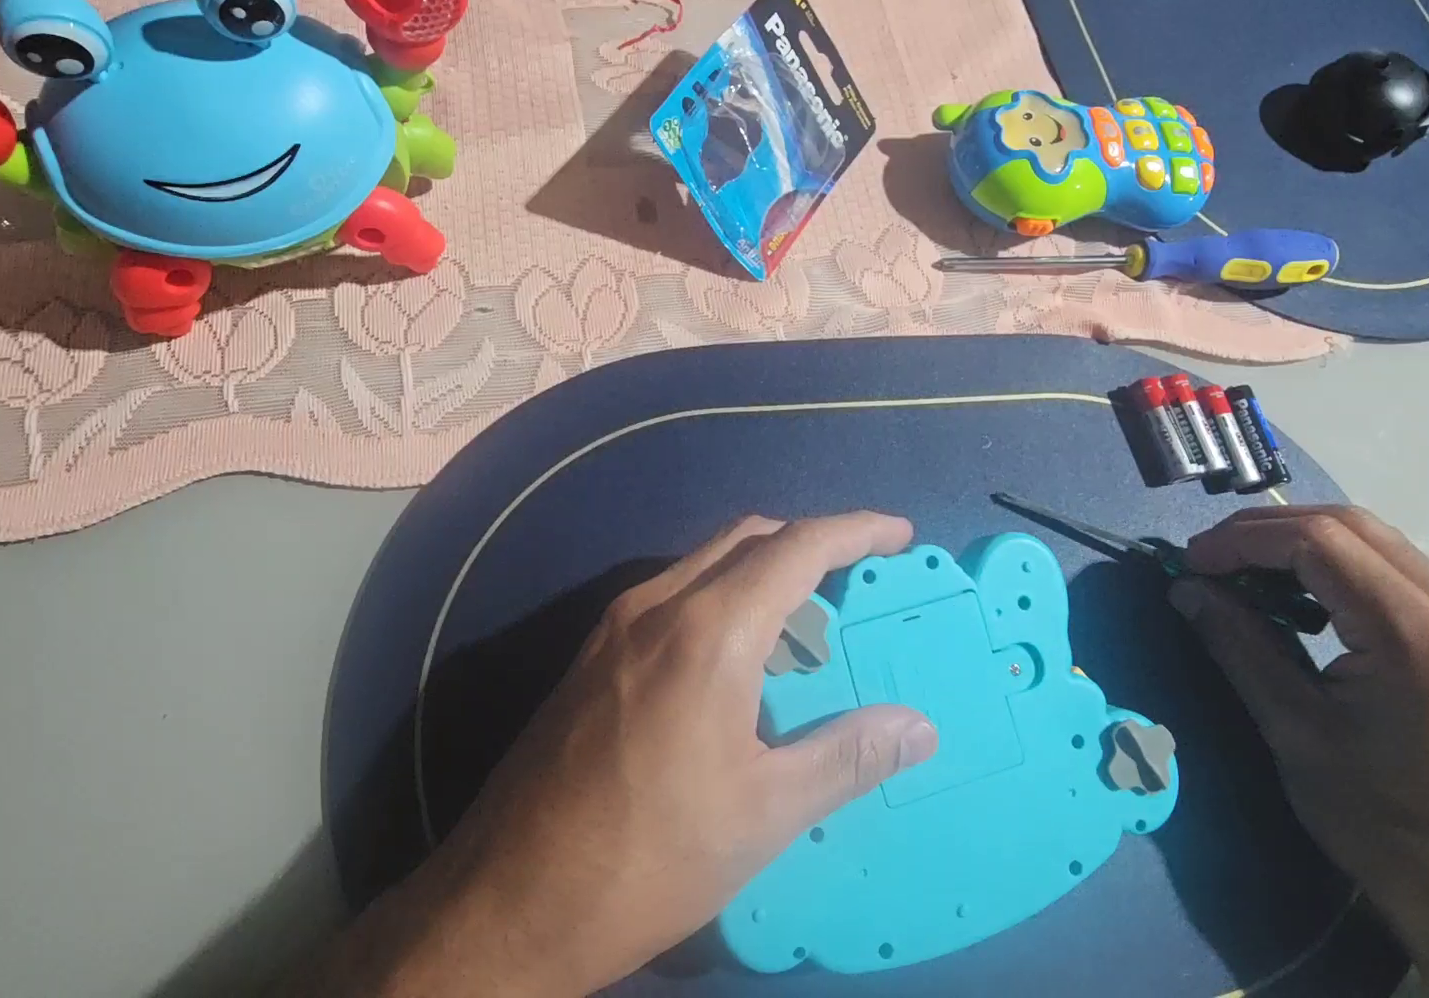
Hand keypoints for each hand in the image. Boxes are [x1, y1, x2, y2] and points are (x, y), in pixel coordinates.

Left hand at [292, 512, 938, 997]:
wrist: (510, 898)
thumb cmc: (649, 856)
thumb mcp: (763, 813)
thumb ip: (846, 756)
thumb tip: (918, 727)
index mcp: (707, 632)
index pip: (794, 548)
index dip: (854, 530)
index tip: (897, 534)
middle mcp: (655, 606)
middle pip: (746, 539)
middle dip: (808, 543)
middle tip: (855, 579)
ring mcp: (614, 627)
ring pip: (705, 564)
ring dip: (762, 572)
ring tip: (805, 627)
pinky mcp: (592, 655)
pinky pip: (673, 596)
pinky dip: (721, 599)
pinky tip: (737, 661)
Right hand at [1169, 506, 1428, 997]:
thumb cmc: (1382, 825)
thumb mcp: (1294, 731)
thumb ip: (1240, 645)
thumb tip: (1186, 590)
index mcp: (1422, 641)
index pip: (1322, 543)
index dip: (1243, 540)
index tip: (1190, 563)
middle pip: (1355, 528)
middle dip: (1267, 532)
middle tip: (1207, 561)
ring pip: (1381, 545)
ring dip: (1302, 546)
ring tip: (1244, 578)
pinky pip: (1402, 577)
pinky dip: (1339, 572)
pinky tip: (1303, 604)